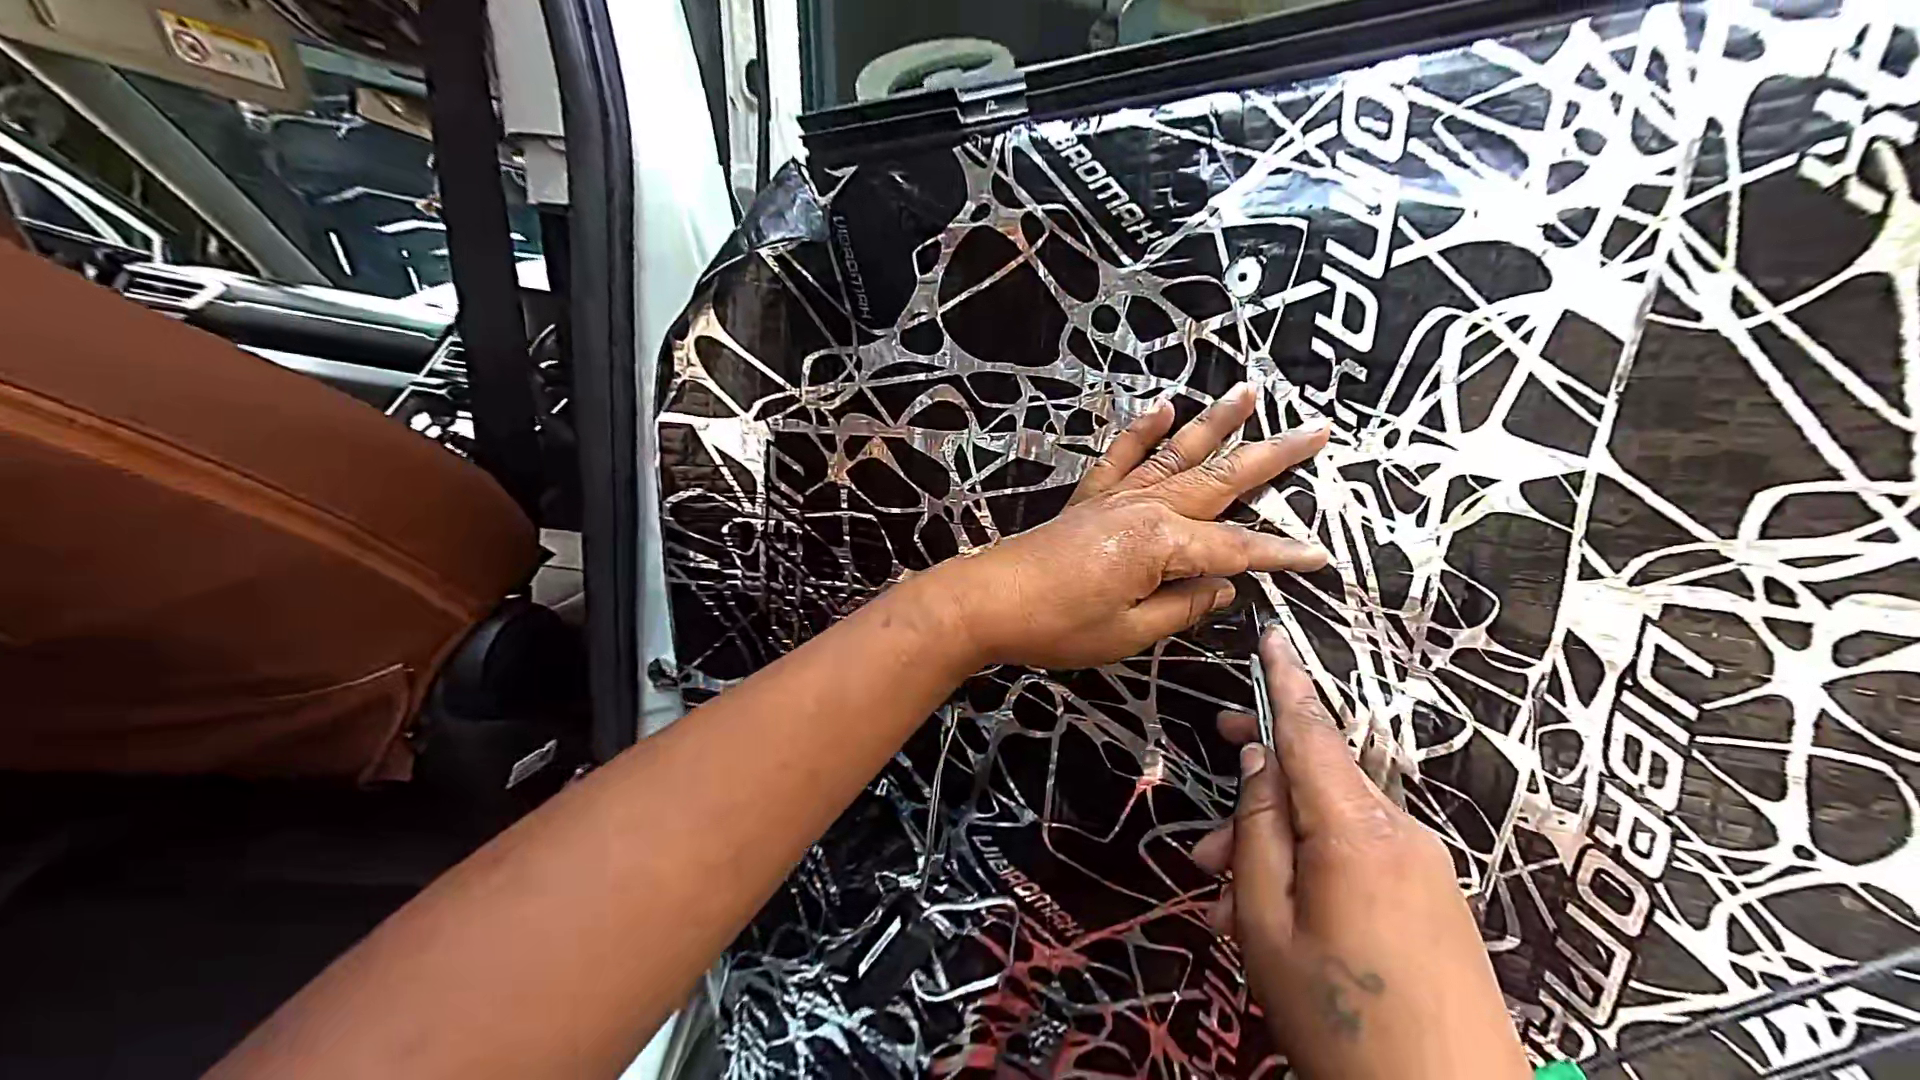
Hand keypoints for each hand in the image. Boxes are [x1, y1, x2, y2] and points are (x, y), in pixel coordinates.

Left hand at [925, 383, 1329, 669]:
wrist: (987, 601)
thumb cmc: (1056, 625)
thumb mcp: (1128, 632)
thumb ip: (1182, 608)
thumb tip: (1224, 589)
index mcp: (1162, 544)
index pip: (1235, 549)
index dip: (1278, 554)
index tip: (1318, 555)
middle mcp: (1145, 509)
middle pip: (1220, 479)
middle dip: (1271, 456)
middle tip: (1316, 429)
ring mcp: (1116, 497)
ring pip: (1177, 453)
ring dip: (1216, 422)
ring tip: (1250, 391)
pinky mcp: (1089, 498)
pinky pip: (1120, 455)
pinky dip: (1140, 429)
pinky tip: (1161, 406)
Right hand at [1193, 628, 1531, 1079]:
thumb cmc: (1341, 1022)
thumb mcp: (1266, 922)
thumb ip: (1258, 831)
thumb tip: (1258, 761)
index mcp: (1357, 831)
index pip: (1310, 730)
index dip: (1284, 679)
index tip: (1270, 634)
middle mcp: (1400, 832)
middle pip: (1311, 784)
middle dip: (1252, 805)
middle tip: (1204, 852)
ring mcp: (1426, 865)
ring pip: (1328, 826)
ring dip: (1273, 853)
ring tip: (1231, 912)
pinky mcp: (1434, 896)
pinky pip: (1358, 857)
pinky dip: (1310, 872)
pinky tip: (1277, 923)